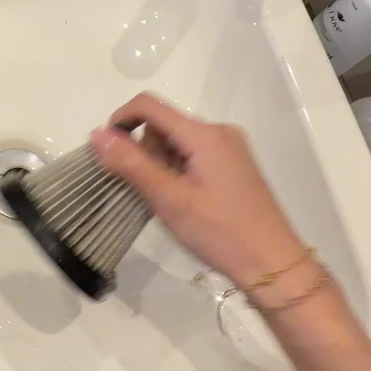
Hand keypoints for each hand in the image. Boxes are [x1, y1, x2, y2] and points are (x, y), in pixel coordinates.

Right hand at [90, 93, 310, 289]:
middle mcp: (219, 132)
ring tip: (171, 201)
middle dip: (145, 152)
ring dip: (161, 164)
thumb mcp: (169, 199)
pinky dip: (177, 171)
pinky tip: (185, 201)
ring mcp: (230, 147)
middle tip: (151, 192)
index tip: (108, 154)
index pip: (149, 106)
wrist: (273, 264)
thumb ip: (131, 163)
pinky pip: (192, 154)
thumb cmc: (219, 232)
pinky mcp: (234, 164)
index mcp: (204, 134)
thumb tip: (97, 133)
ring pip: (176, 141)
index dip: (121, 121)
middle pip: (163, 124)